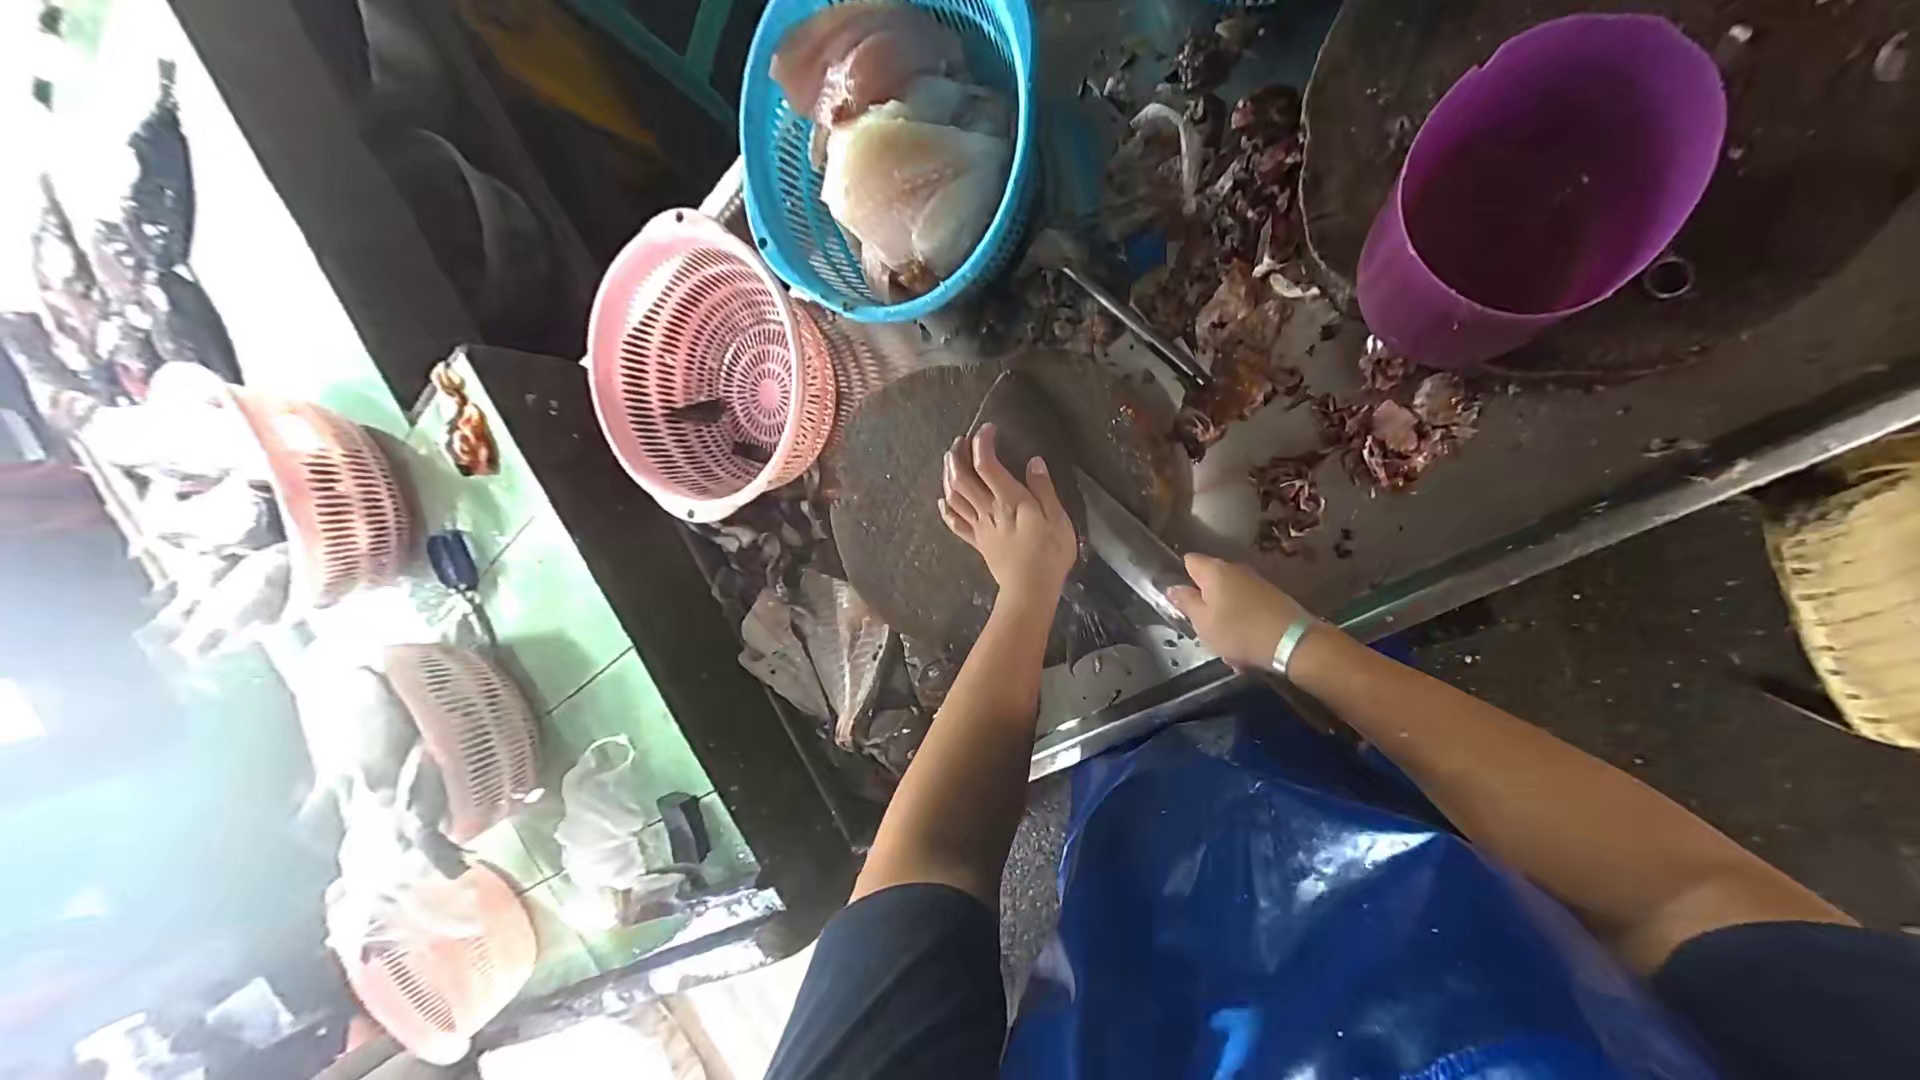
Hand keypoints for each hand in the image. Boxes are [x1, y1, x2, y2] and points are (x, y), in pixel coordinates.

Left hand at [938, 424, 1077, 603]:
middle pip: (962, 478)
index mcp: (1009, 500)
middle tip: (960, 441)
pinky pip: (955, 523)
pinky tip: (943, 499)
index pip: (987, 465)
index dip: (982, 443)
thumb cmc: (1050, 553)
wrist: (1030, 589)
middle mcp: (988, 510)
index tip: (987, 429)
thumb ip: (1043, 489)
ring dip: (948, 476)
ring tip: (949, 461)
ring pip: (954, 497)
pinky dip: (946, 509)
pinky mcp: (977, 542)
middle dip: (957, 455)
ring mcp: (979, 527)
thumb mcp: (1057, 518)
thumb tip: (1033, 462)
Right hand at [1166, 554, 1320, 669]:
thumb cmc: (1239, 631)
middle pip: (1210, 583)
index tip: (1181, 601)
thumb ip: (1185, 603)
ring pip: (1230, 600)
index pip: (1189, 561)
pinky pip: (1248, 610)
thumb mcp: (1202, 622)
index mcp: (1214, 571)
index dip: (1182, 578)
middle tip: (1203, 629)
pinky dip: (1243, 625)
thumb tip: (1174, 588)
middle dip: (1205, 604)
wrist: (1294, 643)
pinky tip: (1246, 648)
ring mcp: (1257, 583)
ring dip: (1224, 619)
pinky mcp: (1274, 599)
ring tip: (1227, 647)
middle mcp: (1236, 570)